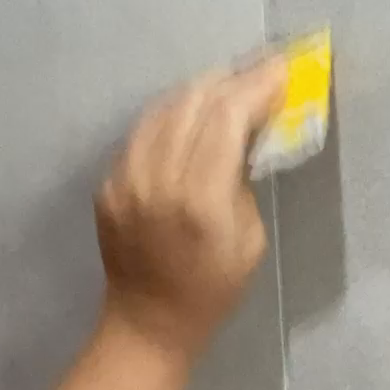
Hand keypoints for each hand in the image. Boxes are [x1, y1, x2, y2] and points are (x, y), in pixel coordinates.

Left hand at [95, 59, 286, 359]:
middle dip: (231, 80)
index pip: (226, 115)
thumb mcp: (249, 237)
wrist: (147, 320)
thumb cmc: (213, 288)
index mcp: (199, 199)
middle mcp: (155, 180)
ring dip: (199, 92)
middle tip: (258, 76)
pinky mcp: (108, 184)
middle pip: (193, 100)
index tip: (282, 69)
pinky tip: (189, 120)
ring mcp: (124, 180)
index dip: (257, 84)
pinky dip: (171, 117)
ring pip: (163, 108)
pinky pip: (142, 132)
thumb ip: (243, 177)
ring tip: (226, 91)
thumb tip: (245, 130)